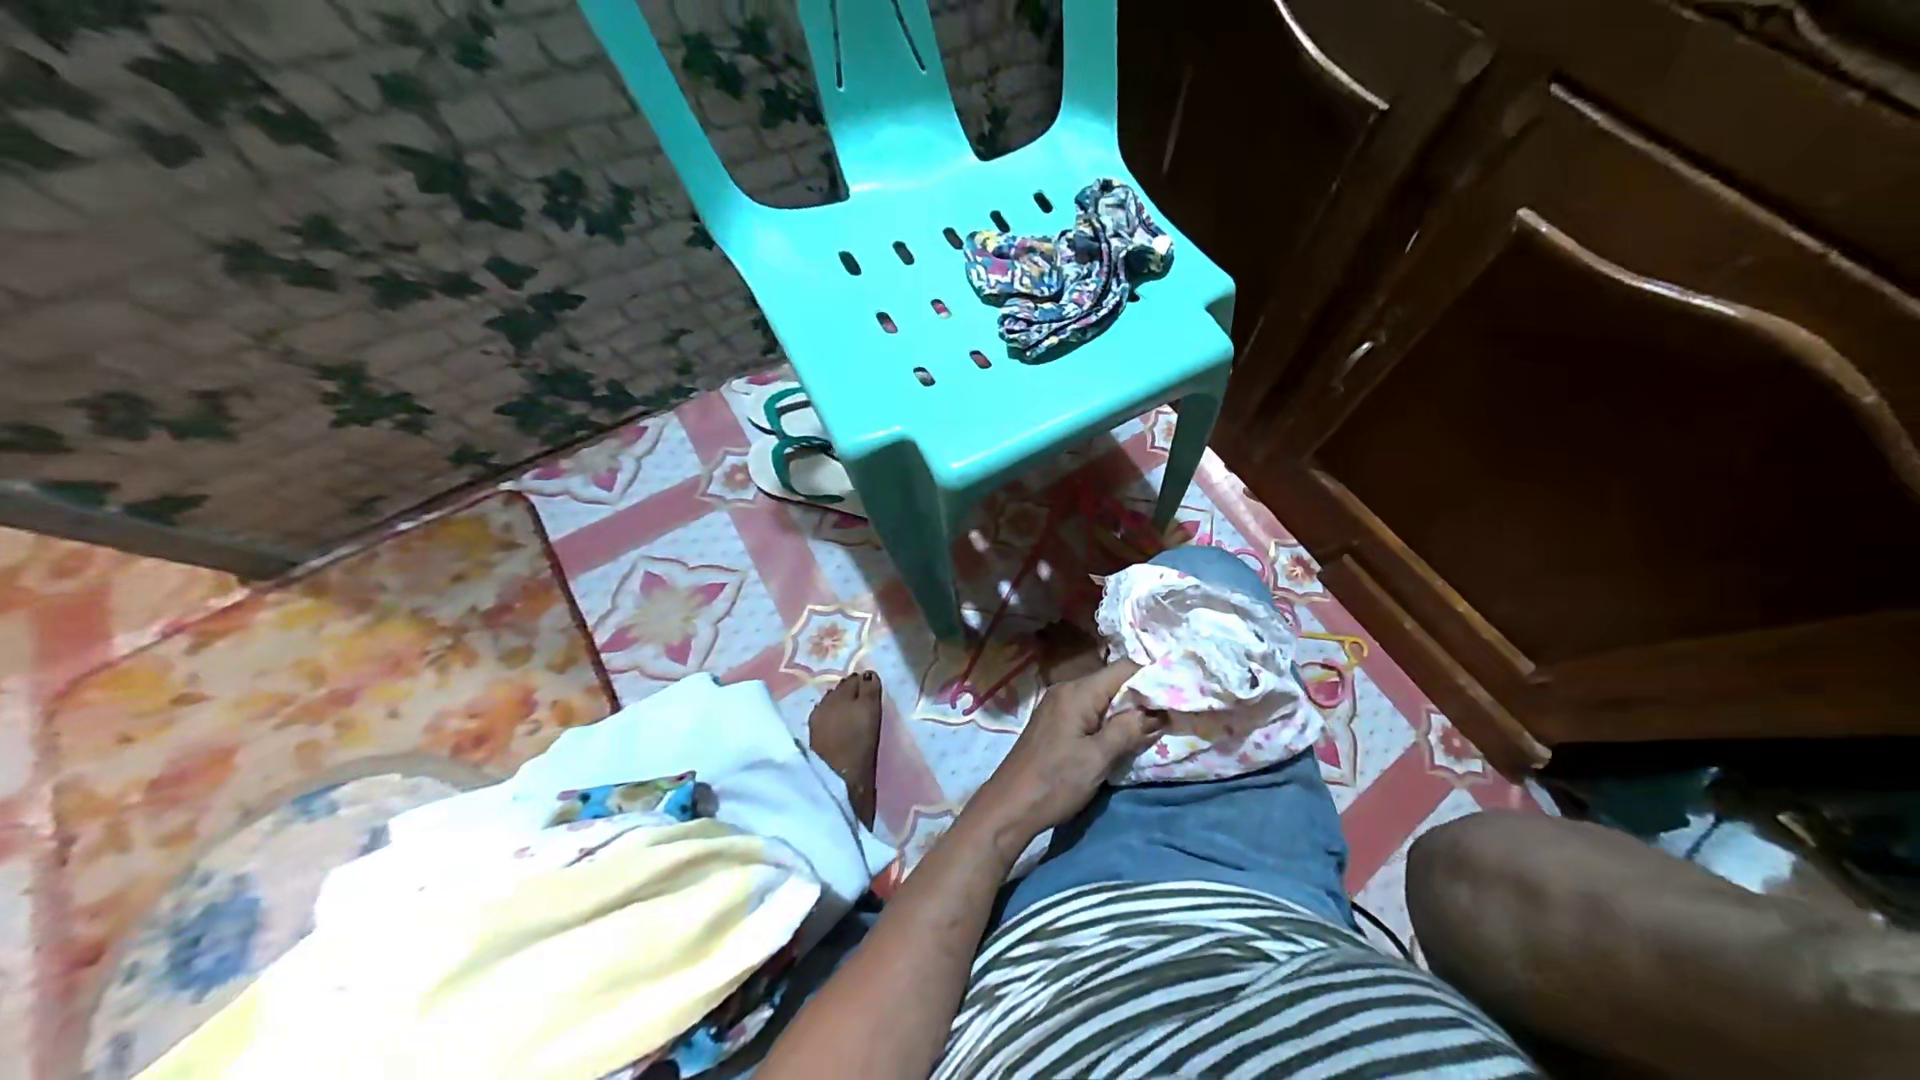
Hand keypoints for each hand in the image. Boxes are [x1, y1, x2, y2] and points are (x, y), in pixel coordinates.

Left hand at [967, 661, 1163, 841]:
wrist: (1009, 806)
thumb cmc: (1054, 782)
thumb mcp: (1097, 758)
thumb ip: (1127, 730)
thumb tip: (1157, 711)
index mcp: (1077, 692)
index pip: (1124, 668)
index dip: (1153, 677)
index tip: (1179, 691)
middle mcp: (1066, 690)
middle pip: (1113, 681)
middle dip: (1142, 695)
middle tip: (1173, 711)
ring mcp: (1058, 705)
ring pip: (1102, 697)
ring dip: (1126, 709)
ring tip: (1155, 724)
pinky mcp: (1055, 722)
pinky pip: (1089, 710)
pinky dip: (1108, 719)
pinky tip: (1123, 734)